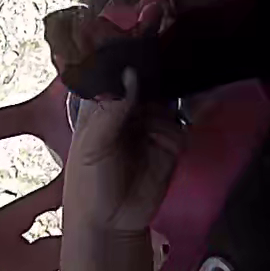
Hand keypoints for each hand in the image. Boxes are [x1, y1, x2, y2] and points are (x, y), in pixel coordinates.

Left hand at [62, 70, 185, 237]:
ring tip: (156, 115)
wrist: (111, 224)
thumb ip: (111, 108)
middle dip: (155, 76)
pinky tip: (164, 138)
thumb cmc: (89, 181)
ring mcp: (152, 124)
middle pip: (147, 82)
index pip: (118, 72)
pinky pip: (180, 126)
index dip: (128, 60)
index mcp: (104, 103)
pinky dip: (175, 129)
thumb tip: (131, 74)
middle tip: (159, 69)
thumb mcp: (92, 143)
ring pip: (167, 100)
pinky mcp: (171, 143)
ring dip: (166, 104)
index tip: (141, 45)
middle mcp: (130, 109)